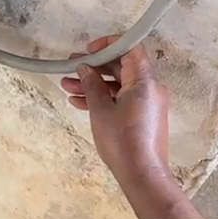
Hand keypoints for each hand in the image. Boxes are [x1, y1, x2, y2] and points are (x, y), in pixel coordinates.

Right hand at [59, 37, 194, 218]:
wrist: (142, 174)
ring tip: (67, 86)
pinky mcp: (142, 116)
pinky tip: (79, 102)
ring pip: (119, 84)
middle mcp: (150, 88)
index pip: (131, 48)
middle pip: (122, 66)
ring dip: (94, 83)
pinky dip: (103, 97)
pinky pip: (122, 98)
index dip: (109, 44)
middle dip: (95, 66)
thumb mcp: (101, 110)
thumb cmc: (122, 141)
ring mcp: (147, 103)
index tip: (88, 50)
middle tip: (70, 67)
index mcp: (145, 81)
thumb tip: (84, 68)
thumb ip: (92, 85)